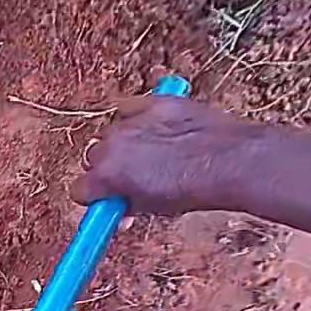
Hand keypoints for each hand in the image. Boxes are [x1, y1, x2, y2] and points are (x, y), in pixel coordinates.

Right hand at [69, 94, 287, 214]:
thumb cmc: (193, 190)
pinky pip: (130, 107)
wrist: (230, 162)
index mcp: (106, 175)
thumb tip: (120, 208)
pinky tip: (154, 127)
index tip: (108, 198)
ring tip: (151, 153)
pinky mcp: (152, 102)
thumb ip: (126, 204)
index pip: (79, 188)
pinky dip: (137, 117)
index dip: (95, 196)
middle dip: (107, 168)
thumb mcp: (151, 208)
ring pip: (112, 133)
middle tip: (131, 177)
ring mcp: (130, 121)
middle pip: (93, 158)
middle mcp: (110, 145)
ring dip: (123, 143)